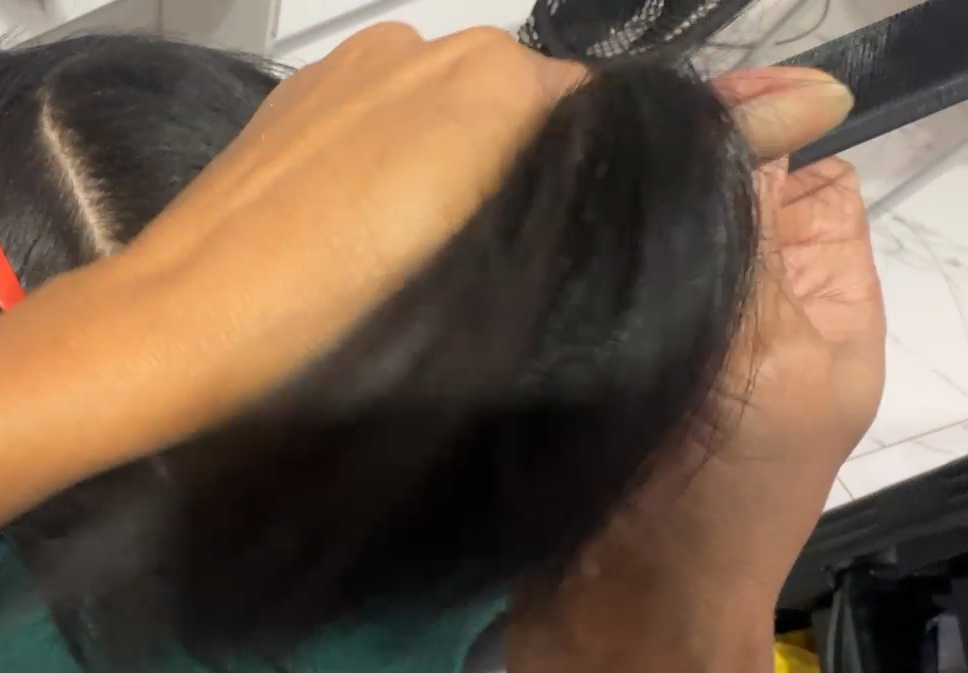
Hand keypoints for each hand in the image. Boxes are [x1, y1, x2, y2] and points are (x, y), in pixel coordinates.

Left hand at [0, 25, 585, 527]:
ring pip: (435, 116)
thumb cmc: (317, 319)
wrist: (173, 329)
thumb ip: (602, 171)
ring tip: (405, 262)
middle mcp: (414, 48)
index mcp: (481, 78)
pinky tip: (353, 235)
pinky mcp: (281, 110)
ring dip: (443, 175)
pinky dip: (383, 171)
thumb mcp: (477, 261)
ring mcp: (340, 73)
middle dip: (514, 171)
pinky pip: (370, 127)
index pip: (586, 103)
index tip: (576, 242)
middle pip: (508, 102)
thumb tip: (794, 106)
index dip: (595, 173)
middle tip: (475, 269)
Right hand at [505, 70, 875, 672]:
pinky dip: (538, 306)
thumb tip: (735, 132)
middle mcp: (729, 328)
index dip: (724, 148)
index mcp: (812, 311)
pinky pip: (561, 323)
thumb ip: (751, 257)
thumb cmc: (694, 516)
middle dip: (634, 204)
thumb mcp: (759, 373)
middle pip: (686, 225)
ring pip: (610, 273)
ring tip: (521, 247)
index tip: (636, 144)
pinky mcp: (570, 397)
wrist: (599, 629)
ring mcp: (642, 366)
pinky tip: (500, 300)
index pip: (784, 183)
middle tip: (558, 199)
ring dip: (574, 258)